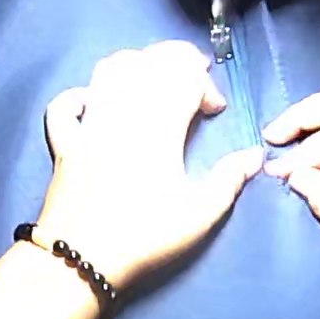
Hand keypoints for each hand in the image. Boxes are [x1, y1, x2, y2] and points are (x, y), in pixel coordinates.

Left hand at [36, 41, 262, 288]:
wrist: (82, 258)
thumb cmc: (145, 236)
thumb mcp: (199, 215)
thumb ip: (229, 180)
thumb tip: (255, 156)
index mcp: (159, 126)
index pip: (184, 77)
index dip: (205, 85)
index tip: (216, 110)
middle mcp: (122, 113)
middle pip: (148, 62)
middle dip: (176, 60)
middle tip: (194, 76)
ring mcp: (88, 125)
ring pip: (108, 71)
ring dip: (136, 64)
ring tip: (154, 78)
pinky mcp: (64, 144)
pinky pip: (64, 107)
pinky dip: (79, 96)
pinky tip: (92, 101)